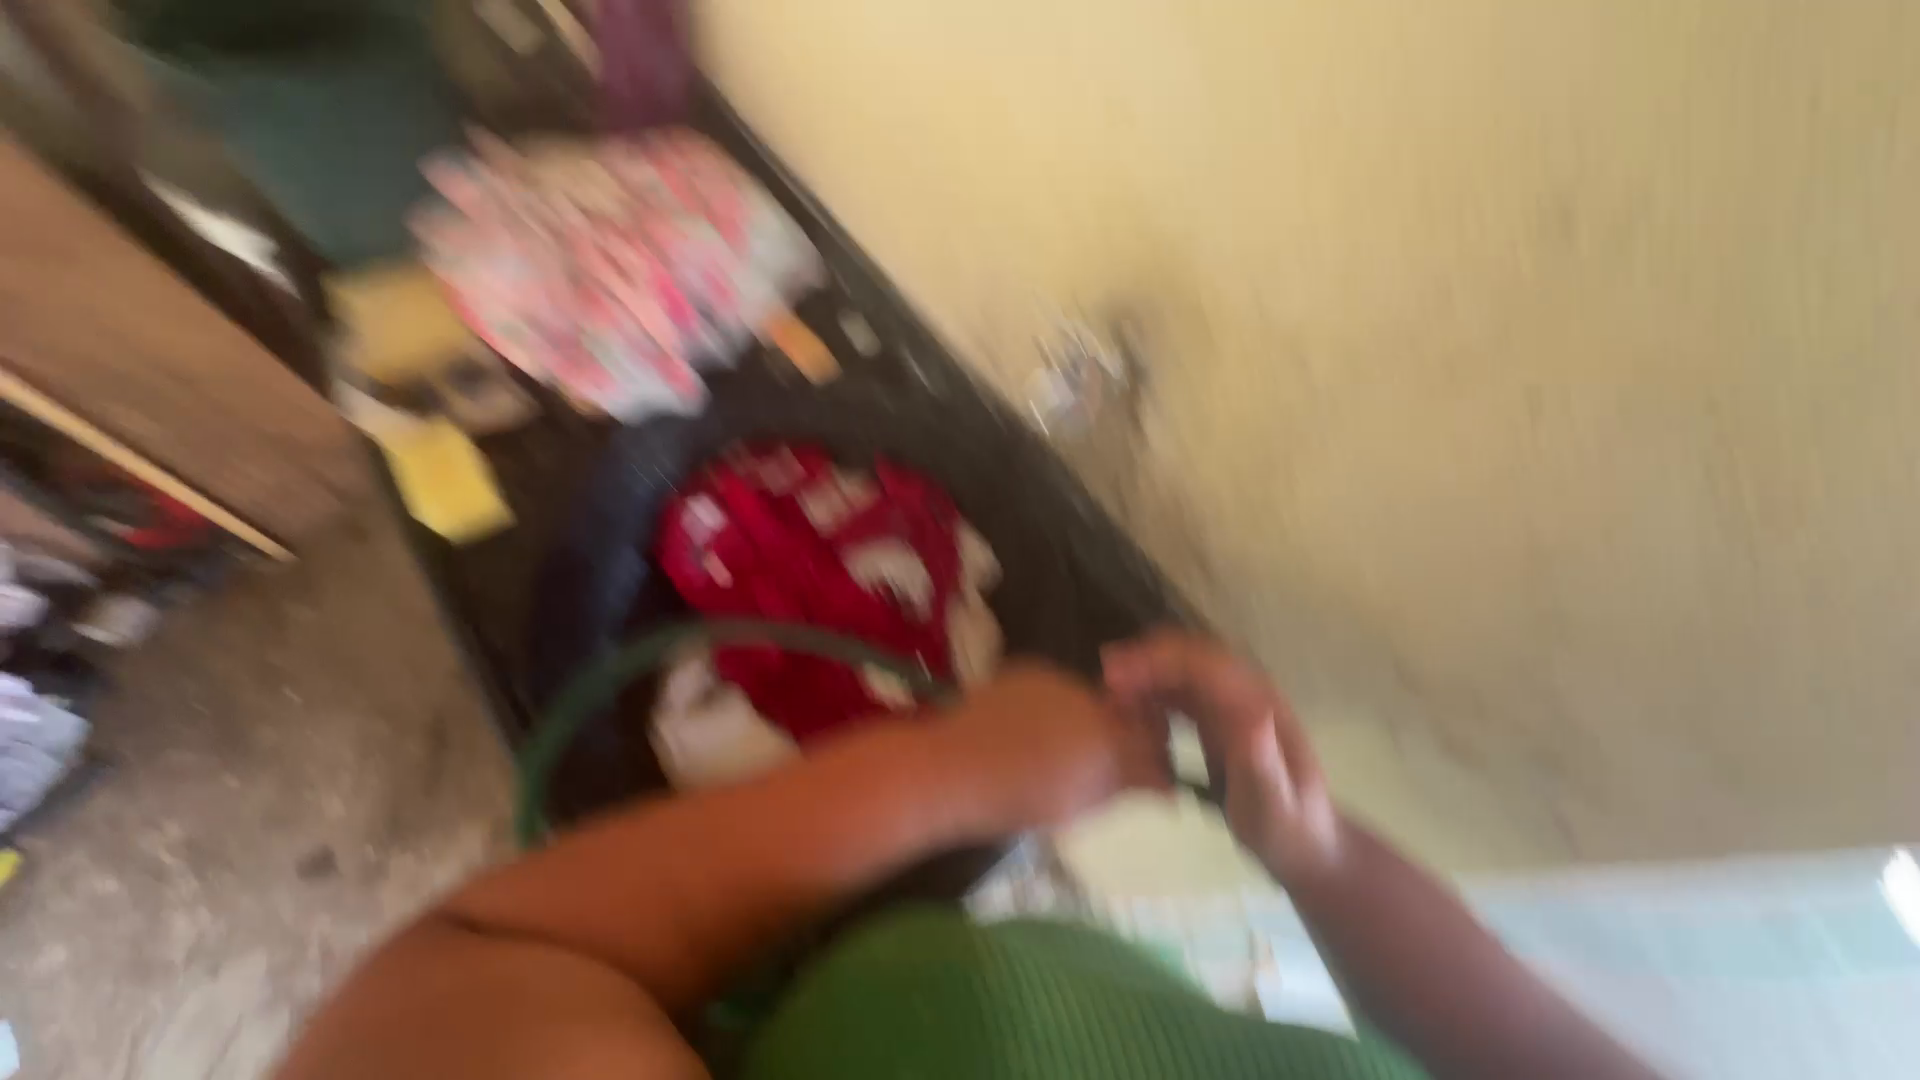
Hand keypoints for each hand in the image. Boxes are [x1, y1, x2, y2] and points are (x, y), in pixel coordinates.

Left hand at [928, 661, 1172, 836]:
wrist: (954, 768)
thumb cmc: (1019, 798)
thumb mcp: (1083, 803)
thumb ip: (1129, 786)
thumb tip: (1168, 786)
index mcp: (1107, 732)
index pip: (1147, 734)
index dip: (1148, 751)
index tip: (1145, 769)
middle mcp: (1088, 695)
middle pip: (1115, 712)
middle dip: (1111, 734)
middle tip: (1090, 765)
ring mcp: (1054, 678)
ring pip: (1081, 699)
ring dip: (1077, 719)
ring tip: (1049, 750)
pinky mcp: (1024, 671)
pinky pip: (1050, 689)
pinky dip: (1046, 708)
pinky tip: (1025, 730)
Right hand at [1102, 631, 1342, 881]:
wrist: (1305, 844)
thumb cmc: (1288, 830)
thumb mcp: (1276, 806)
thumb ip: (1262, 766)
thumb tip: (1250, 716)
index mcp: (1259, 705)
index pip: (1204, 664)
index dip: (1158, 661)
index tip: (1116, 676)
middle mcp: (1245, 693)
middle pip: (1190, 655)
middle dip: (1146, 658)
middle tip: (1105, 679)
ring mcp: (1231, 702)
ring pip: (1182, 667)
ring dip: (1146, 672)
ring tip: (1109, 693)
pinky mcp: (1217, 716)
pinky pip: (1180, 688)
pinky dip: (1152, 690)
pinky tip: (1129, 709)